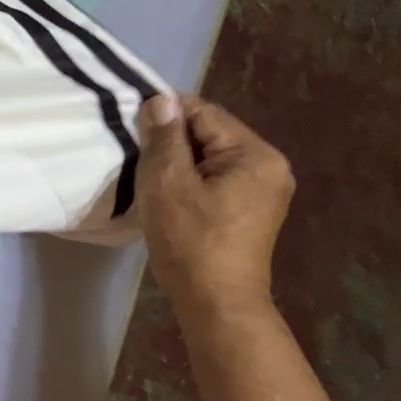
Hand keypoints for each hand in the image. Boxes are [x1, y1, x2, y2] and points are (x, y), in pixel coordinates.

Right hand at [135, 94, 293, 316]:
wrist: (215, 300)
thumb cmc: (190, 238)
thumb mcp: (167, 181)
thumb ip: (164, 136)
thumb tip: (161, 99)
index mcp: (255, 154)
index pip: (204, 113)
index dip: (165, 115)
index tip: (131, 129)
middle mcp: (269, 166)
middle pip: (209, 134)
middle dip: (172, 141)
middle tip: (137, 157)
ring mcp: (264, 190)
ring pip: (210, 157)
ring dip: (178, 162)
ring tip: (150, 178)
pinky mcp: (252, 210)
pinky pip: (217, 178)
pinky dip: (191, 180)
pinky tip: (170, 196)